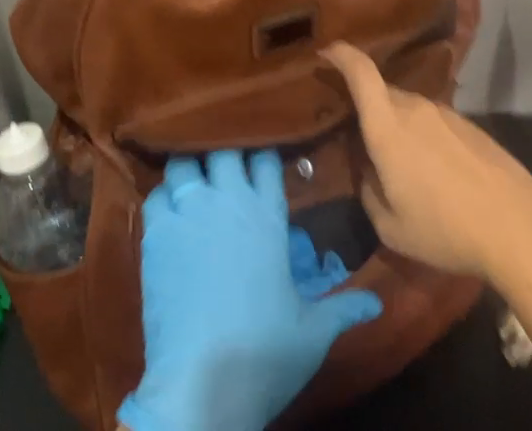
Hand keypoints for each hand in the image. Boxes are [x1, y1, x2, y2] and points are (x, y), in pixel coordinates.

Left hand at [118, 149, 381, 430]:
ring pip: (183, 164)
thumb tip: (377, 304)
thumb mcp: (313, 331)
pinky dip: (162, 196)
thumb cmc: (265, 351)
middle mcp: (228, 203)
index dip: (263, 153)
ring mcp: (188, 215)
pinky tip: (168, 209)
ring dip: (189, 167)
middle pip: (223, 149)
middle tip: (226, 165)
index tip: (262, 155)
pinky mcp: (155, 237)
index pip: (266, 160)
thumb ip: (344, 309)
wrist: (203, 382)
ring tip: (193, 179)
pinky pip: (155, 197)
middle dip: (224, 150)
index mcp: (268, 217)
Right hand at [322, 42, 531, 283]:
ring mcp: (448, 115)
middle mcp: (416, 110)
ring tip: (398, 161)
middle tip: (356, 133)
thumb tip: (369, 174)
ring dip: (397, 126)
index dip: (340, 55)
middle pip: (382, 93)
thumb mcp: (391, 227)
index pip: (361, 73)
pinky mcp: (471, 127)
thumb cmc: (445, 229)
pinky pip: (434, 122)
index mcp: (388, 128)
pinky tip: (433, 170)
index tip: (325, 53)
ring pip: (409, 109)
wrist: (517, 227)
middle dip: (365, 105)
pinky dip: (423, 136)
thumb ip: (369, 193)